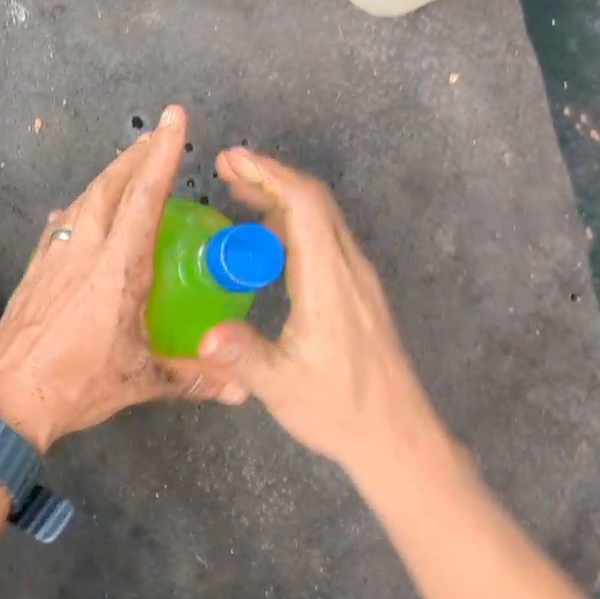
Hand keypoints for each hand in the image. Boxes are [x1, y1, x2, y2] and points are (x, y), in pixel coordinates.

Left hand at [0, 105, 204, 450]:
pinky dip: (74, 212)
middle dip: (134, 157)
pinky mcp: (31, 276)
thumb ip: (192, 377)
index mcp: (115, 271)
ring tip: (125, 169)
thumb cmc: (74, 387)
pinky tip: (76, 213)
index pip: (143, 200)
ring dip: (104, 181)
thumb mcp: (139, 382)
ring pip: (79, 204)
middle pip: (106, 190)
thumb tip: (240, 386)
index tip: (174, 122)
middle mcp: (80, 255)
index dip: (161, 157)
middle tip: (158, 137)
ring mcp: (50, 262)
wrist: (8, 400)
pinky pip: (56, 230)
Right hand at [185, 148, 450, 477]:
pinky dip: (290, 223)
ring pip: (322, 219)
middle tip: (226, 167)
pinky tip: (262, 236)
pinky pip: (323, 240)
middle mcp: (349, 272)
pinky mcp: (354, 295)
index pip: (306, 208)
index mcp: (330, 284)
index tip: (233, 161)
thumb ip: (242, 356)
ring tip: (237, 190)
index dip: (270, 175)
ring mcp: (356, 282)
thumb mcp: (280, 386)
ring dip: (280, 197)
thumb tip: (203, 336)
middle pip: (316, 203)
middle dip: (270, 176)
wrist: (396, 437)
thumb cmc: (339, 411)